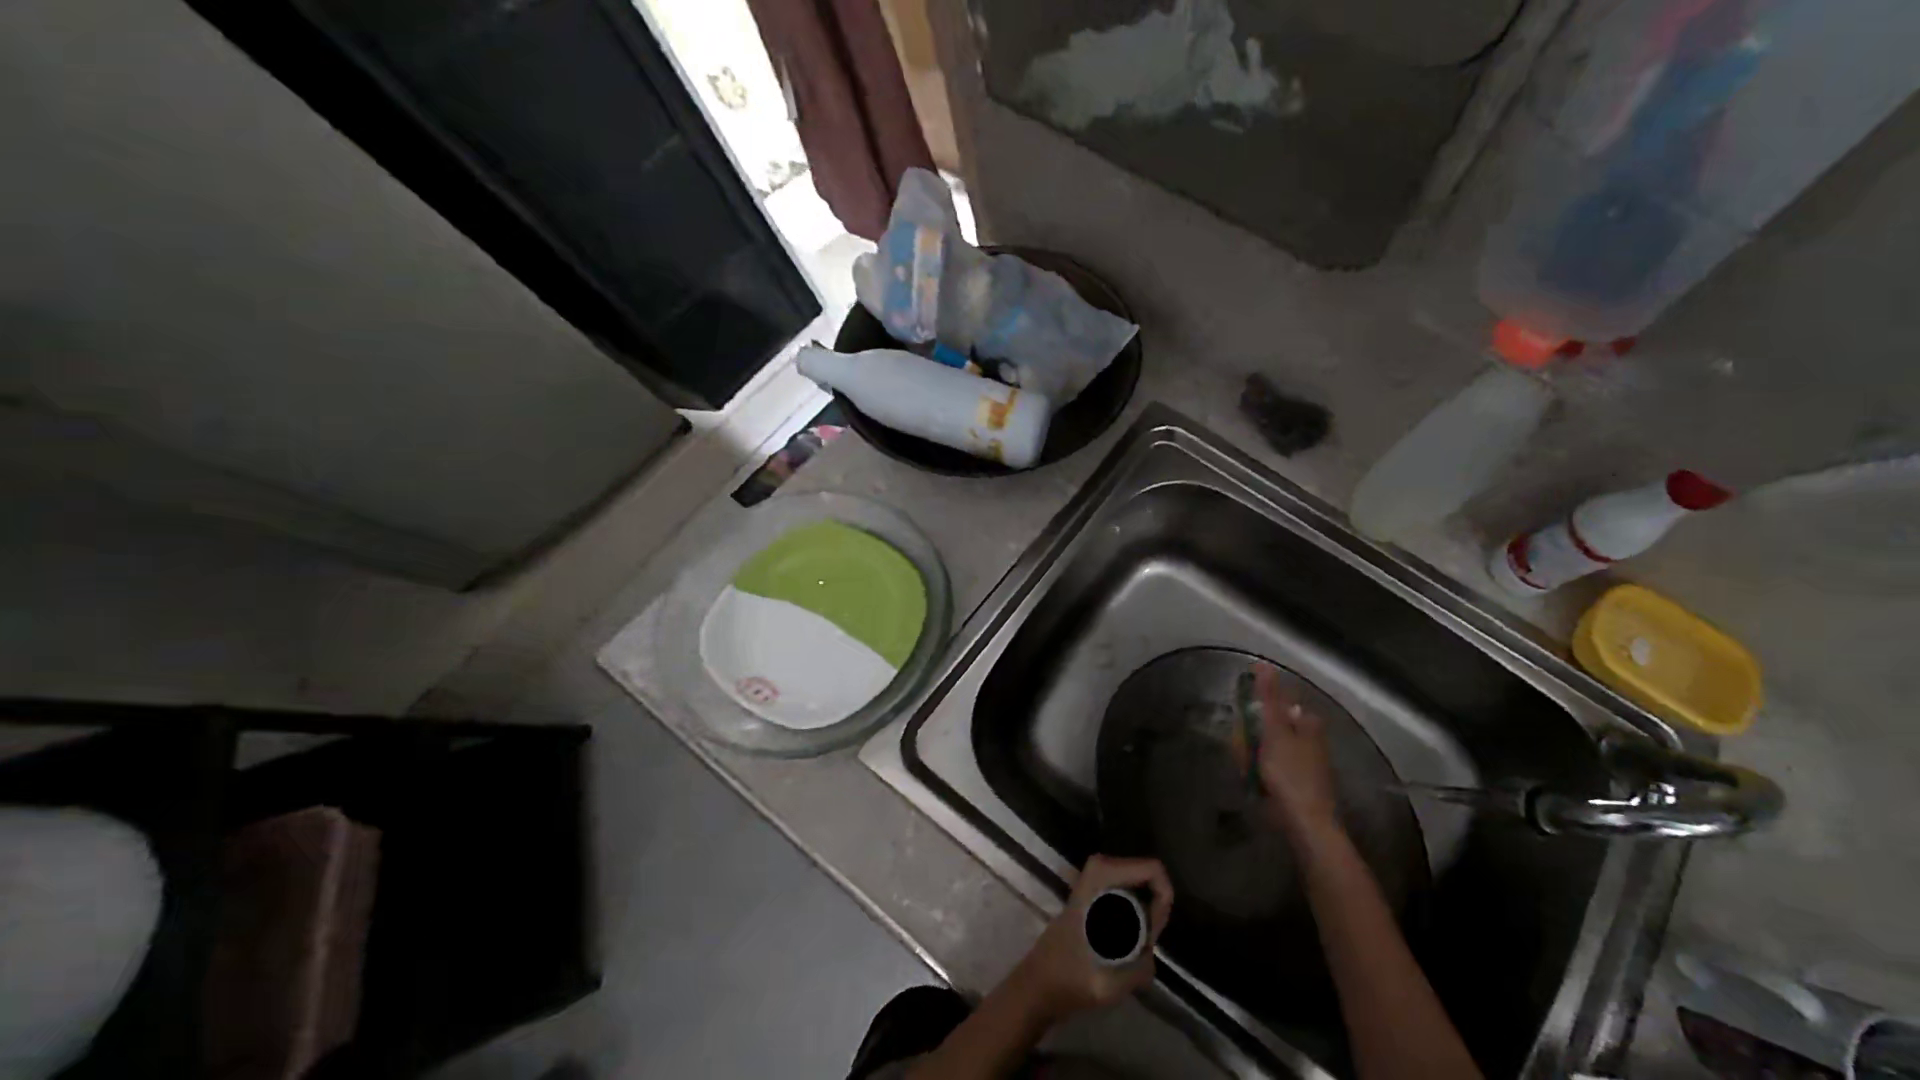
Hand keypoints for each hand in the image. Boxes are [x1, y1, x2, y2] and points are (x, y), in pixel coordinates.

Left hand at [1013, 855, 1172, 1018]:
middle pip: (1146, 878)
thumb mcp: (1111, 983)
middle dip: (1154, 912)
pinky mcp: (1093, 898)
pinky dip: (1134, 922)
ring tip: (1133, 952)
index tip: (1153, 934)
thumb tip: (1152, 954)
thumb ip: (1141, 967)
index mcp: (1099, 880)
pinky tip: (1123, 950)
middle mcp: (1096, 873)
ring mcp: (1093, 884)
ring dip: (1144, 920)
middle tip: (1144, 947)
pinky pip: (1127, 899)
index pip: (1152, 868)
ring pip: (1138, 890)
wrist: (1037, 985)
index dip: (1163, 900)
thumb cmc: (1069, 980)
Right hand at [1249, 661, 1340, 840]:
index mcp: (1307, 723)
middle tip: (1245, 753)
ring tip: (1249, 772)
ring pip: (1263, 748)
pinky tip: (1253, 782)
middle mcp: (1307, 739)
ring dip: (1250, 757)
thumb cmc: (1290, 775)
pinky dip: (1257, 772)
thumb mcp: (1275, 731)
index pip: (1272, 704)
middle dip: (1250, 738)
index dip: (1254, 712)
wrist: (1306, 824)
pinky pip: (1266, 767)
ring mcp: (1300, 762)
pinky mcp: (1292, 782)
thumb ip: (1267, 698)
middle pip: (1266, 726)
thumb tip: (1263, 664)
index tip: (1242, 724)